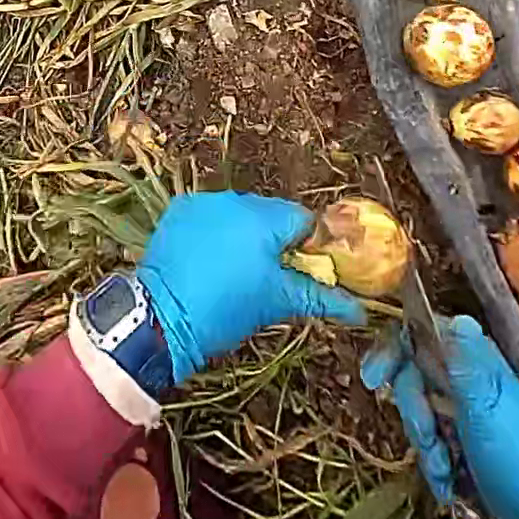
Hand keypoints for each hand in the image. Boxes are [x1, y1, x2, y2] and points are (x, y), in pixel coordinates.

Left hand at [136, 192, 366, 382]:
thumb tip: (359, 309)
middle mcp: (236, 200)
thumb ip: (319, 296)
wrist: (159, 318)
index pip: (303, 219)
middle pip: (272, 214)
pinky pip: (211, 214)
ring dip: (245, 233)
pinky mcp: (182, 208)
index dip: (307, 245)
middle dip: (275, 239)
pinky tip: (208, 257)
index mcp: (264, 218)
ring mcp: (206, 201)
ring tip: (234, 269)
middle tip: (268, 275)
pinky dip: (215, 230)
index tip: (299, 268)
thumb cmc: (225, 308)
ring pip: (241, 213)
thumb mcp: (275, 302)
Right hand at [362, 316, 518, 518]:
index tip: (373, 378)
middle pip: (412, 373)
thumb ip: (466, 362)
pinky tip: (450, 480)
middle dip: (414, 411)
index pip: (420, 333)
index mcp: (474, 356)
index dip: (392, 351)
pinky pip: (429, 440)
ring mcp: (464, 408)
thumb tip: (454, 316)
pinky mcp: (462, 439)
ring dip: (424, 442)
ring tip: (447, 467)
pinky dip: (433, 461)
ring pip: (417, 409)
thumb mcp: (491, 408)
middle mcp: (466, 375)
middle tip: (430, 438)